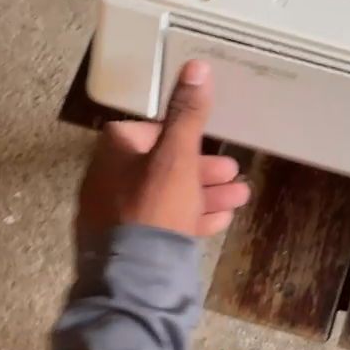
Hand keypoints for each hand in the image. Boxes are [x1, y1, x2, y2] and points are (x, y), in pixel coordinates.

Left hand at [76, 60, 250, 241]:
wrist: (134, 282)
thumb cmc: (154, 209)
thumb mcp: (178, 157)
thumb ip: (188, 114)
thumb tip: (195, 67)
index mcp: (113, 155)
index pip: (146, 130)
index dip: (180, 133)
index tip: (206, 139)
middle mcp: (108, 182)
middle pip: (162, 164)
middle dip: (203, 167)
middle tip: (233, 170)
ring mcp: (117, 217)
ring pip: (168, 195)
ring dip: (205, 192)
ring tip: (240, 195)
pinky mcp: (130, 246)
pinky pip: (164, 223)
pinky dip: (193, 217)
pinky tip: (220, 220)